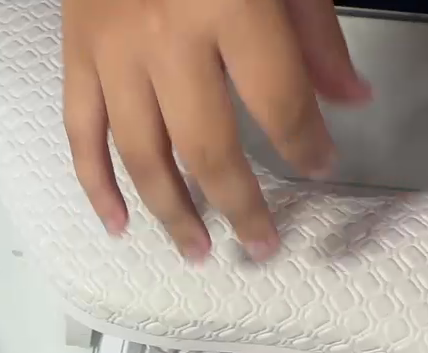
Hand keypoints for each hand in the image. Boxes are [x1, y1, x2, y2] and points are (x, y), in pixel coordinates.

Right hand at [64, 0, 370, 260]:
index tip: (322, 168)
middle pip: (206, 149)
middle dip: (240, 206)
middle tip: (262, 246)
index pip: (278, 101)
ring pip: (141, 158)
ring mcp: (113, 55)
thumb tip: (350, 100)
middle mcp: (167, 39)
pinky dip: (96, 188)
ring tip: (196, 253)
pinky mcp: (77, 60)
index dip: (305, 144)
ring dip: (171, 215)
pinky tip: (118, 227)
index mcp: (230, 2)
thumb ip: (316, 30)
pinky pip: (81, 138)